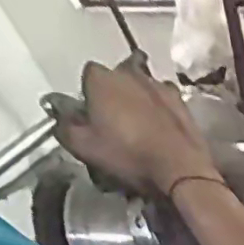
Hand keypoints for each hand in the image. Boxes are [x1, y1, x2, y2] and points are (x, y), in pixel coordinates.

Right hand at [53, 61, 222, 196]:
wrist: (182, 170)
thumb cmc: (129, 156)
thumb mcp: (85, 147)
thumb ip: (65, 127)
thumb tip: (59, 115)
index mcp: (101, 78)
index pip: (88, 78)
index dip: (90, 97)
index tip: (96, 118)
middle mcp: (130, 74)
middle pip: (119, 78)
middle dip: (117, 93)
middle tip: (121, 121)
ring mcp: (161, 87)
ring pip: (145, 87)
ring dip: (142, 99)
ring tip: (145, 124)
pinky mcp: (184, 105)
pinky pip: (168, 102)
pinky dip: (164, 111)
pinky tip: (165, 129)